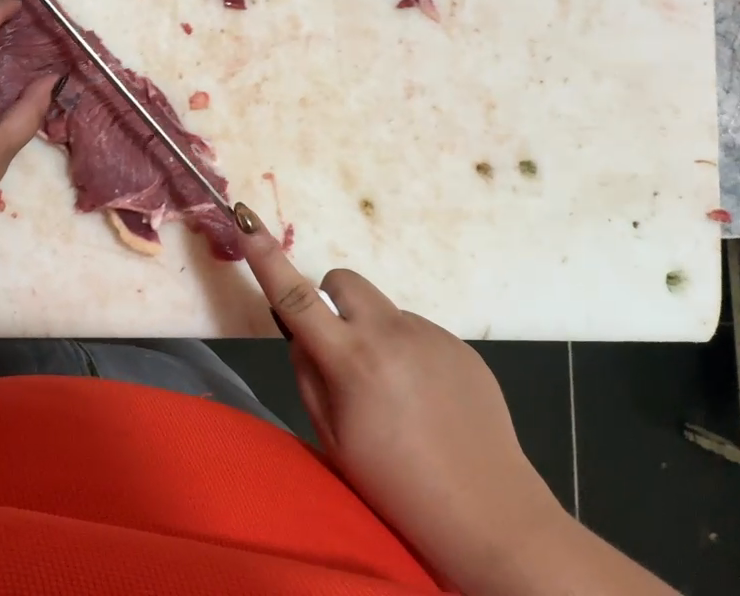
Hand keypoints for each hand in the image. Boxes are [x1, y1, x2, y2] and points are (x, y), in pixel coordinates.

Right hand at [234, 208, 567, 592]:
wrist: (492, 516)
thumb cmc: (394, 484)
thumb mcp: (331, 435)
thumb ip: (308, 373)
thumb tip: (301, 332)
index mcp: (352, 361)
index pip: (296, 297)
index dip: (266, 257)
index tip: (247, 222)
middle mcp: (392, 335)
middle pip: (344, 281)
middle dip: (330, 300)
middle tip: (337, 346)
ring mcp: (433, 338)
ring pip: (382, 311)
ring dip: (373, 332)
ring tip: (394, 392)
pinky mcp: (463, 348)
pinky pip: (417, 333)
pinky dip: (407, 352)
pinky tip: (425, 399)